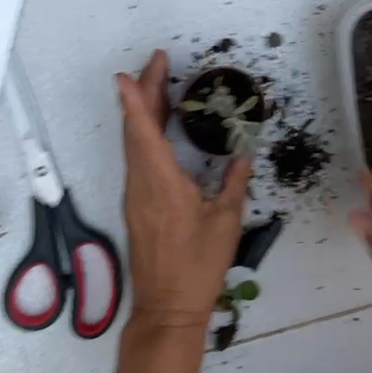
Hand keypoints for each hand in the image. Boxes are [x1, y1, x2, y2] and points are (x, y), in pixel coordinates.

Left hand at [114, 50, 251, 330]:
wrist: (167, 308)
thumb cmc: (198, 267)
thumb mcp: (226, 222)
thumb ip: (234, 183)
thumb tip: (243, 154)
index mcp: (161, 183)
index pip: (143, 131)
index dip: (135, 99)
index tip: (128, 73)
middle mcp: (141, 184)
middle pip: (135, 130)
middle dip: (143, 93)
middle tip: (157, 63)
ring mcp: (135, 196)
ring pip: (133, 144)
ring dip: (142, 112)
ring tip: (159, 85)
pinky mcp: (137, 206)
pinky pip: (137, 159)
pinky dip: (144, 134)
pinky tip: (158, 128)